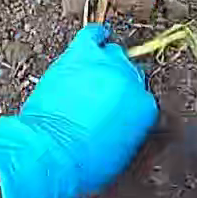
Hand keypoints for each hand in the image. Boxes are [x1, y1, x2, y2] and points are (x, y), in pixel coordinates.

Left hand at [0, 26, 157, 197]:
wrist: (51, 151)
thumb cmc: (82, 162)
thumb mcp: (120, 155)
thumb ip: (130, 132)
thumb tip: (127, 125)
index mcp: (145, 108)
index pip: (144, 98)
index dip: (129, 104)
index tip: (119, 108)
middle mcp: (131, 82)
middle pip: (131, 73)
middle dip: (120, 84)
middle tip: (104, 95)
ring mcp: (106, 65)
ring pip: (115, 53)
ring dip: (107, 63)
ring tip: (97, 71)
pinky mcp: (81, 54)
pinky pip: (93, 35)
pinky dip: (96, 35)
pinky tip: (96, 38)